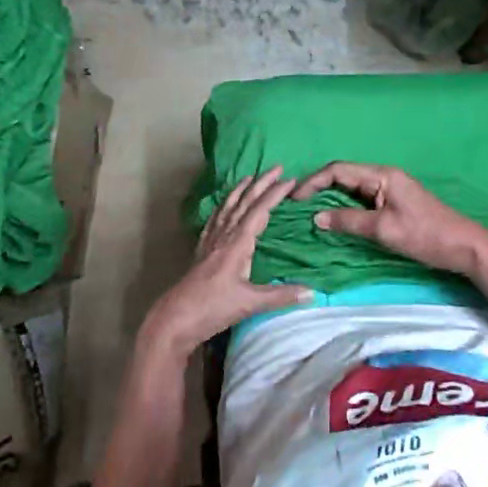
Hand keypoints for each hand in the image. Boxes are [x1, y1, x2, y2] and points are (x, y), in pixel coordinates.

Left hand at [141, 167, 310, 357]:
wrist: (175, 319)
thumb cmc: (212, 308)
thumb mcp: (250, 303)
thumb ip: (281, 296)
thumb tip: (312, 292)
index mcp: (237, 244)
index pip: (259, 211)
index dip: (275, 194)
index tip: (291, 180)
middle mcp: (223, 237)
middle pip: (243, 203)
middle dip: (260, 184)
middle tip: (276, 168)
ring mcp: (210, 242)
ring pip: (227, 208)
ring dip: (240, 190)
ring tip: (249, 177)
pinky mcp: (201, 251)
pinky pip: (214, 220)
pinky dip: (222, 207)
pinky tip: (223, 207)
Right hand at [292, 162, 487, 276]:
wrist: (464, 246)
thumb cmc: (425, 235)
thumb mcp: (384, 230)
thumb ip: (349, 221)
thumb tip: (316, 217)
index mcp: (382, 175)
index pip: (338, 170)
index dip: (313, 181)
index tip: (293, 198)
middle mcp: (384, 177)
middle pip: (344, 176)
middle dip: (318, 189)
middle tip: (295, 207)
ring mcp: (390, 191)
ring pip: (352, 190)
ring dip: (330, 200)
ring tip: (308, 214)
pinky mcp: (394, 205)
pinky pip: (363, 201)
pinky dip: (345, 209)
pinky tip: (334, 221)